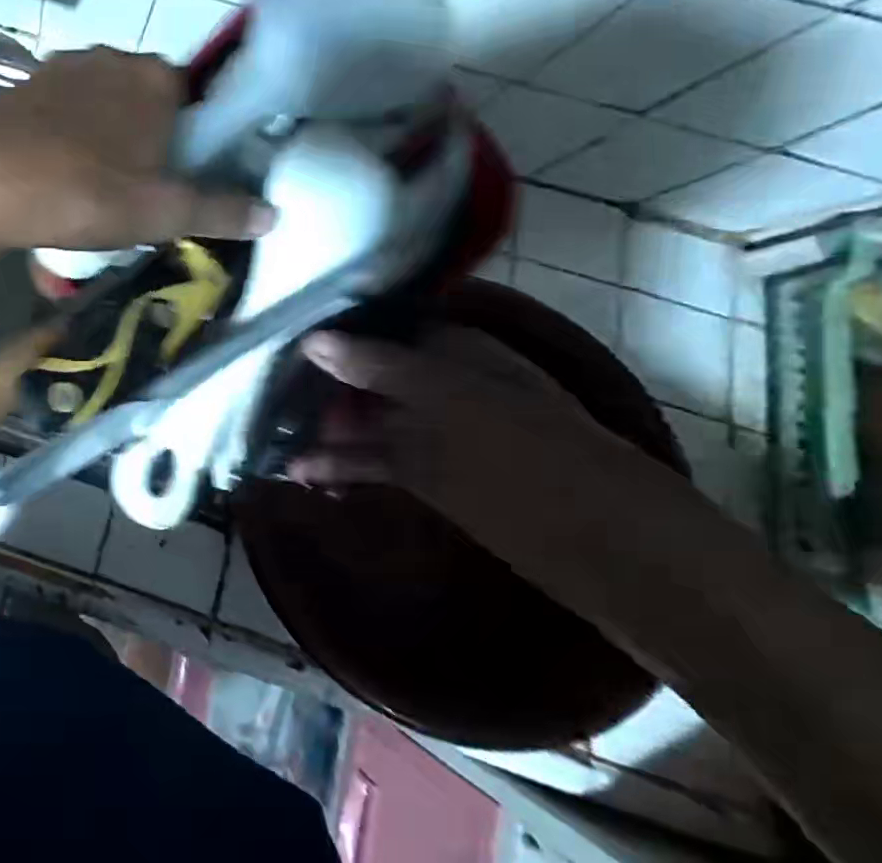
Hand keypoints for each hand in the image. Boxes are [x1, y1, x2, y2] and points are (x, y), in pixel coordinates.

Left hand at [0, 48, 274, 249]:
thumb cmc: (82, 196)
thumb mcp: (159, 214)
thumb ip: (218, 211)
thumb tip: (272, 214)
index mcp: (157, 78)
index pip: (192, 102)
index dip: (185, 143)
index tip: (168, 181)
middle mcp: (113, 56)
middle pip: (144, 100)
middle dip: (142, 139)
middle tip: (127, 191)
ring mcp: (62, 66)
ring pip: (99, 103)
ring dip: (101, 136)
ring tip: (85, 185)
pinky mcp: (22, 85)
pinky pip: (59, 110)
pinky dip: (63, 134)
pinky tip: (49, 169)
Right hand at [291, 329, 696, 537]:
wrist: (614, 552)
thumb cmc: (535, 458)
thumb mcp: (452, 401)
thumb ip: (381, 367)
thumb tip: (312, 340)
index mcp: (457, 351)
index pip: (380, 328)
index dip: (331, 333)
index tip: (280, 343)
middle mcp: (442, 384)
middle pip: (365, 374)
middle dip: (318, 387)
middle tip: (267, 400)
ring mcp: (436, 433)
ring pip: (366, 421)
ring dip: (323, 432)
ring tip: (275, 443)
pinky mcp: (431, 477)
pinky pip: (376, 462)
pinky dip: (342, 467)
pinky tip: (307, 476)